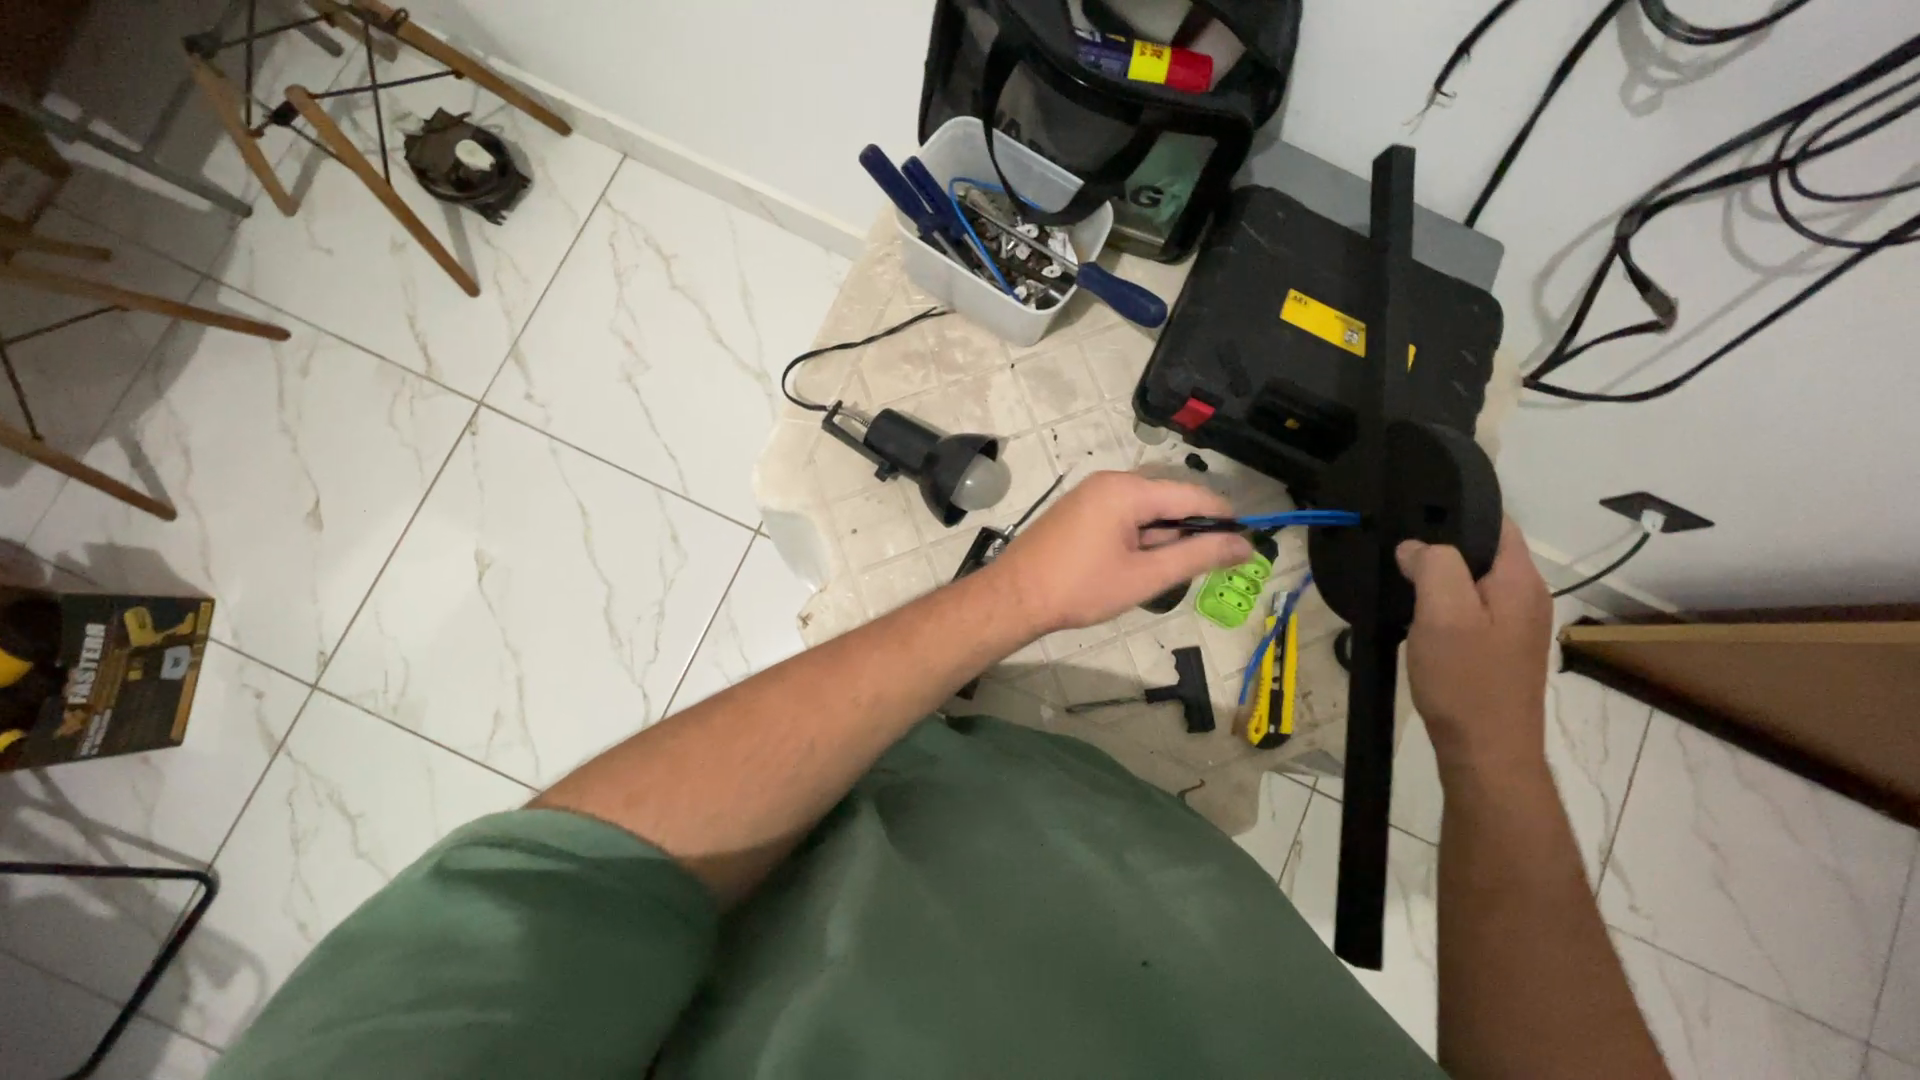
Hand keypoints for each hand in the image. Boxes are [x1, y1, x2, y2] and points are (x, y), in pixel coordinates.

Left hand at [987, 471, 1252, 634]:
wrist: (1014, 597)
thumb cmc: (1080, 589)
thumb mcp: (1145, 577)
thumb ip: (1196, 556)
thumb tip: (1243, 544)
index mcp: (1128, 490)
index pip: (1194, 495)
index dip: (1223, 520)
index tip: (1242, 548)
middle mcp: (1110, 481)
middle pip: (1170, 500)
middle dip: (1187, 533)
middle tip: (1192, 572)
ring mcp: (1091, 493)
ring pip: (1147, 511)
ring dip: (1161, 540)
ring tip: (1154, 576)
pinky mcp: (1080, 510)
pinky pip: (1124, 516)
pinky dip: (1138, 538)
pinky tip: (1131, 568)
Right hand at [1396, 518, 1552, 776]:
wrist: (1486, 751)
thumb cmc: (1465, 680)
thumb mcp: (1442, 613)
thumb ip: (1433, 566)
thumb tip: (1415, 547)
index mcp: (1520, 581)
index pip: (1496, 523)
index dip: (1456, 513)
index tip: (1413, 517)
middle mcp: (1526, 597)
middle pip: (1482, 553)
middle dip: (1441, 549)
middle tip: (1396, 556)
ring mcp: (1515, 626)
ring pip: (1472, 584)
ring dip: (1438, 581)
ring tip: (1401, 586)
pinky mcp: (1500, 650)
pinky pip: (1470, 611)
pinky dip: (1443, 608)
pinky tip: (1418, 621)